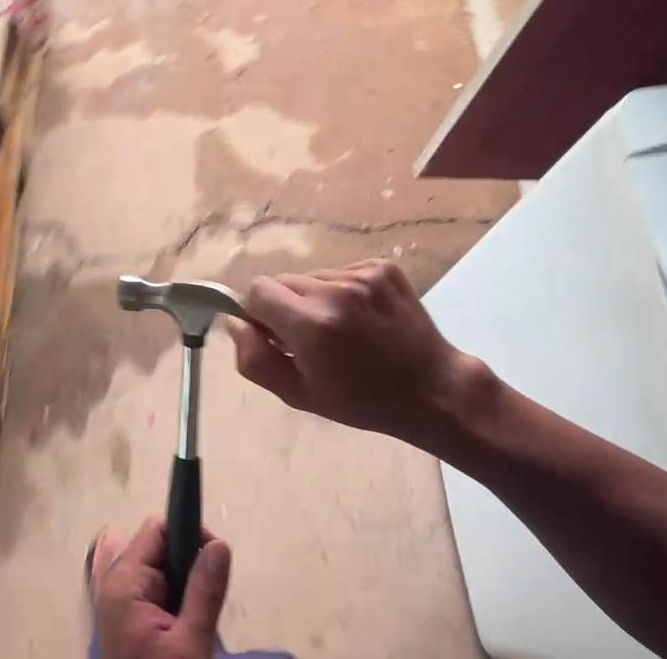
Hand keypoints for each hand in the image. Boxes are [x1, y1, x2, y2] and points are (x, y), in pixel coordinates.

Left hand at [92, 517, 231, 658]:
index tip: (215, 560)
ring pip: (155, 570)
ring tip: (194, 616)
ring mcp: (115, 603)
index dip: (190, 534)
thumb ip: (205, 591)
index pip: (158, 528)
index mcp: (125, 581)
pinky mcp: (122, 621)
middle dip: (186, 564)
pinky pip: (148, 591)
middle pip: (157, 547)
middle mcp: (114, 584)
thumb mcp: (190, 643)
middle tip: (206, 599)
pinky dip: (167, 595)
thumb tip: (219, 544)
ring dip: (179, 584)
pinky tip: (179, 614)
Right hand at [228, 259, 490, 446]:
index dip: (259, 314)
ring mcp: (361, 275)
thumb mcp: (300, 396)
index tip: (275, 337)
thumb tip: (234, 323)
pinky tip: (361, 319)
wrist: (433, 388)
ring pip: (312, 276)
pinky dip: (341, 292)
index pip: (257, 290)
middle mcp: (334, 291)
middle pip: (283, 281)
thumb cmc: (362, 401)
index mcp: (311, 324)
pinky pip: (341, 271)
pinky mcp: (382, 266)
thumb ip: (255, 360)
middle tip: (309, 340)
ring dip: (314, 298)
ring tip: (341, 331)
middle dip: (286, 307)